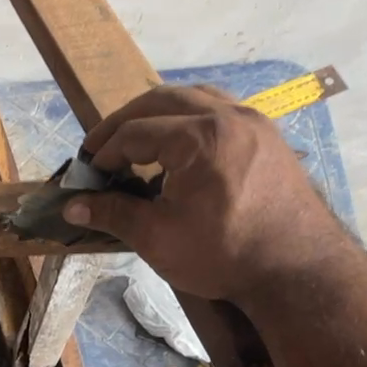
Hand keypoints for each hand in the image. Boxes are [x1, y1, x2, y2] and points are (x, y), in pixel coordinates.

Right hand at [62, 85, 361, 304]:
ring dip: (157, 114)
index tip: (86, 176)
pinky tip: (177, 148)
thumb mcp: (157, 237)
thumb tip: (71, 206)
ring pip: (193, 98)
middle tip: (98, 149)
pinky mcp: (266, 136)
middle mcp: (227, 116)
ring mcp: (252, 122)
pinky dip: (188, 119)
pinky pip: (218, 110)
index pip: (135, 132)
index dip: (104, 153)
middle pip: (162, 100)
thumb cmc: (221, 254)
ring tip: (135, 142)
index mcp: (198, 137)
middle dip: (124, 123)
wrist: (295, 268)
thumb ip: (113, 213)